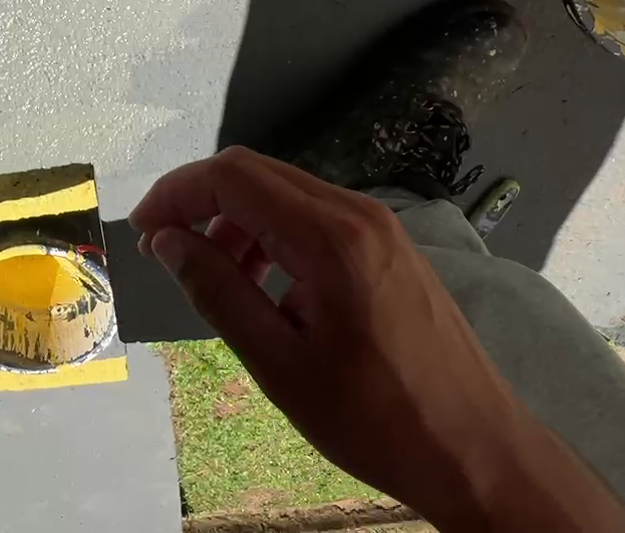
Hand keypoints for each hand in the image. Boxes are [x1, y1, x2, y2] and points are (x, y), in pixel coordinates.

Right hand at [129, 147, 624, 530]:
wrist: (482, 453)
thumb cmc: (376, 418)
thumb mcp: (280, 363)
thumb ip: (217, 290)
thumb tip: (166, 240)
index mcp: (330, 237)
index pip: (232, 177)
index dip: (177, 193)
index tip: (143, 231)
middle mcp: (355, 211)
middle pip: (254, 171)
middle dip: (198, 199)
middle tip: (164, 246)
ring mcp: (377, 223)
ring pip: (281, 189)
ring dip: (233, 216)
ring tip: (211, 271)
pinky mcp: (386, 241)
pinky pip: (311, 212)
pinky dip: (269, 230)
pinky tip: (262, 279)